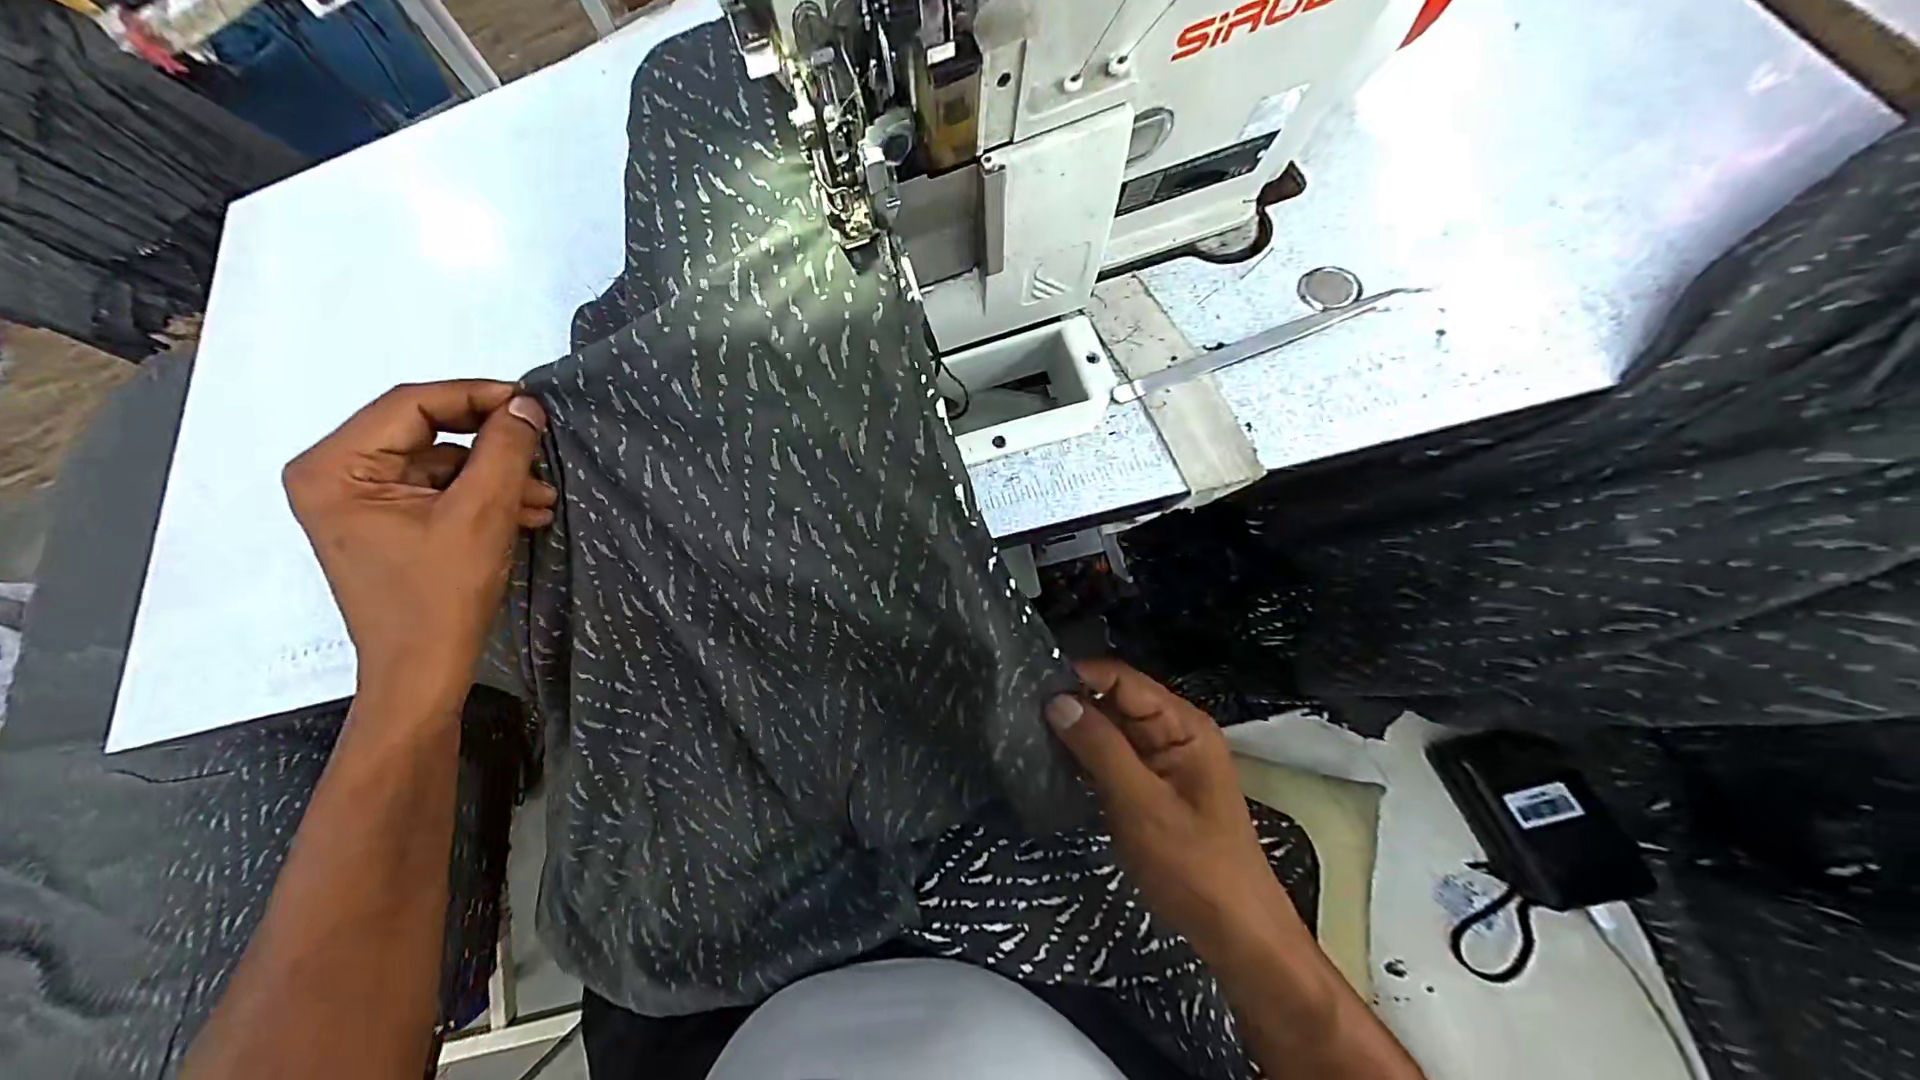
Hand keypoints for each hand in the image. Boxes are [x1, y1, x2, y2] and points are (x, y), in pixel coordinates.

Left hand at [283, 380, 554, 711]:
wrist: (424, 670)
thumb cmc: (441, 595)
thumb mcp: (481, 513)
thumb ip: (505, 450)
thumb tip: (526, 404)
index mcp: (335, 467)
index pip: (412, 404)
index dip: (477, 396)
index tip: (532, 403)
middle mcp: (336, 476)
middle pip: (428, 433)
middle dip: (493, 445)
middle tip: (542, 449)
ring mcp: (361, 501)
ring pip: (443, 463)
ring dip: (497, 476)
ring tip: (543, 498)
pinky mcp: (388, 522)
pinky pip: (443, 491)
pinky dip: (485, 498)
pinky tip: (526, 512)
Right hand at [1044, 658, 1295, 957]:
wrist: (1236, 934)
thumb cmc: (1194, 866)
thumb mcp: (1142, 805)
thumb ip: (1100, 749)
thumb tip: (1056, 699)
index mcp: (1182, 725)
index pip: (1122, 679)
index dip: (1078, 676)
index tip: (1030, 684)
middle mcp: (1172, 732)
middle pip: (1114, 700)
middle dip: (1072, 702)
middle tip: (1018, 709)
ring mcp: (1160, 760)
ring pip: (1109, 728)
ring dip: (1074, 730)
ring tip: (1024, 729)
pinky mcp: (1149, 786)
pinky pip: (1111, 757)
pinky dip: (1083, 756)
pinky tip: (1050, 759)